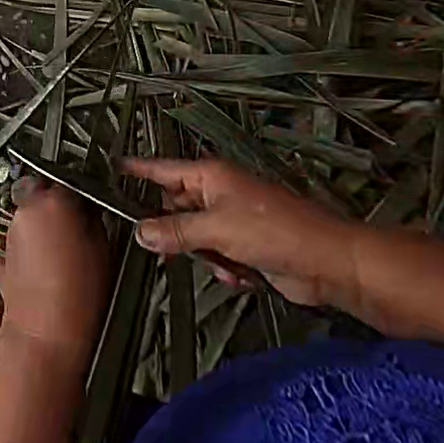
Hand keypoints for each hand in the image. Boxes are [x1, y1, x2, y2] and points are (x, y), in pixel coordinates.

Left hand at [0, 180, 109, 364]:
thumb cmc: (76, 296)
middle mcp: (27, 208)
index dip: (83, 194)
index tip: (91, 204)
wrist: (43, 331)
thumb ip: (92, 218)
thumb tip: (89, 209)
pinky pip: (23, 234)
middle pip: (47, 194)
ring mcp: (12, 227)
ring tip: (67, 252)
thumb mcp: (102, 249)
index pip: (70, 182)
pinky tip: (50, 263)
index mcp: (53, 202)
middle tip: (81, 229)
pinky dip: (34, 241)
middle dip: (62, 207)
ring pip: (33, 214)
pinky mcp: (3, 245)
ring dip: (47, 223)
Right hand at [123, 158, 362, 306]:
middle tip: (170, 248)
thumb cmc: (277, 233)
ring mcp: (232, 219)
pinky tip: (239, 274)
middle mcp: (218, 193)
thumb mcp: (216, 229)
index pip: (160, 169)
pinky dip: (222, 266)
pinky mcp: (246, 244)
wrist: (331, 265)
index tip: (112, 169)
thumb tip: (141, 232)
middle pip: (174, 208)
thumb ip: (173, 231)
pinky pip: (215, 253)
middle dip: (175, 232)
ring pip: (193, 236)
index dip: (136, 170)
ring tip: (223, 263)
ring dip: (203, 255)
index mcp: (209, 176)